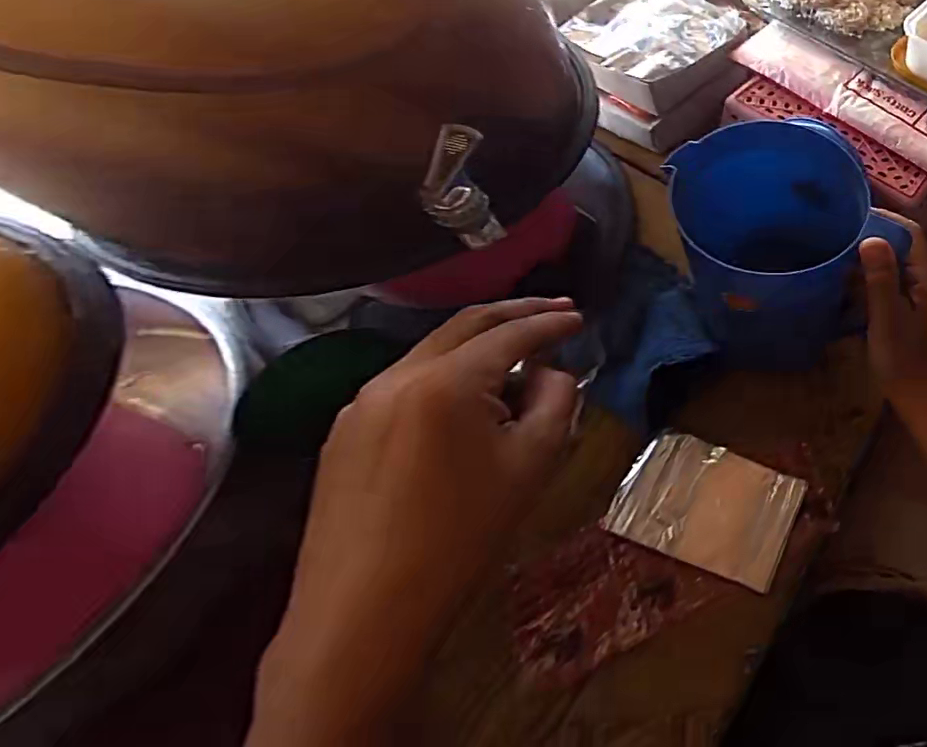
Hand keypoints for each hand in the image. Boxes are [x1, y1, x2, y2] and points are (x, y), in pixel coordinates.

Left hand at [250, 298, 583, 745]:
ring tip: (522, 357)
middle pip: (467, 324)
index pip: (511, 333)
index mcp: (446, 381)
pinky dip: (450, 373)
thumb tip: (549, 373)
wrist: (362, 615)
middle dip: (518, 313)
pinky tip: (471, 397)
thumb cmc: (462, 535)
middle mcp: (397, 377)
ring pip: (436, 350)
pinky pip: (409, 381)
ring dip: (483, 344)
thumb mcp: (534, 461)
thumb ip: (557, 399)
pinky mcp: (345, 432)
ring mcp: (362, 403)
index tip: (581, 318)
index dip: (552, 322)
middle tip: (558, 310)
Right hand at [859, 211, 926, 398]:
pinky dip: (868, 270)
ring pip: (893, 258)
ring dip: (869, 252)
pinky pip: (887, 275)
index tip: (855, 216)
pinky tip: (846, 274)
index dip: (885, 219)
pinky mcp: (904, 301)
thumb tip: (871, 239)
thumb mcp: (886, 316)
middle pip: (902, 242)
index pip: (910, 232)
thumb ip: (881, 277)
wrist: (912, 393)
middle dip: (874, 233)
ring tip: (839, 246)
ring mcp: (915, 290)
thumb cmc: (900, 356)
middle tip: (841, 230)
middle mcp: (925, 277)